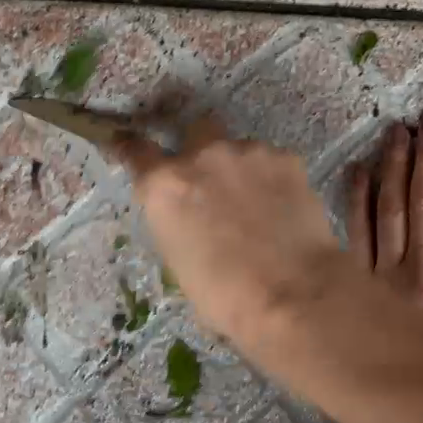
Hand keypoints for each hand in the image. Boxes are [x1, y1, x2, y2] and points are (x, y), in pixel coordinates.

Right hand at [114, 114, 345, 344]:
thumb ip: (176, 217)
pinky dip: (272, 178)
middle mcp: (204, 156)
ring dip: (241, 167)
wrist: (291, 290)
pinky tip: (282, 205)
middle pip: (198, 129)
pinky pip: (272, 161)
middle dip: (201, 144)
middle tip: (213, 176)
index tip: (130, 141)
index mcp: (166, 185)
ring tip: (257, 202)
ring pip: (240, 148)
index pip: (138, 150)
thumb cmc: (224, 293)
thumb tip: (186, 208)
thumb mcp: (177, 257)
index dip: (134, 147)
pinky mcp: (285, 157)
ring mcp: (249, 152)